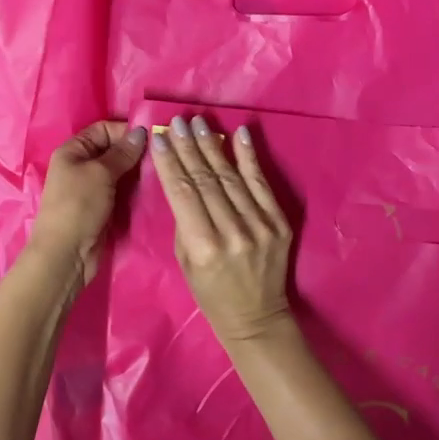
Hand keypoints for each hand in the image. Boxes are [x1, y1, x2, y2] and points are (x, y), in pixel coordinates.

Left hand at [30, 121, 148, 282]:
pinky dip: (135, 188)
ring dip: (138, 171)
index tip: (154, 136)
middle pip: (112, 150)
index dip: (126, 130)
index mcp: (72, 151)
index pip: (102, 129)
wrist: (66, 253)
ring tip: (163, 169)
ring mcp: (91, 188)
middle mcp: (81, 166)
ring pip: (120, 171)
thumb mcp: (100, 173)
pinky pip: (121, 190)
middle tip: (164, 153)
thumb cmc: (78, 206)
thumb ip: (121, 153)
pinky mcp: (102, 207)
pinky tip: (154, 187)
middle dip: (135, 150)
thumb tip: (141, 132)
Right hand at [149, 114, 294, 342]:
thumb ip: (184, 220)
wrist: (256, 317)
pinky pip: (261, 184)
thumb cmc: (210, 293)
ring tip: (199, 123)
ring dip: (213, 146)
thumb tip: (182, 179)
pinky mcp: (278, 223)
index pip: (182, 192)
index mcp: (203, 245)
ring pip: (231, 177)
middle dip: (189, 147)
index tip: (160, 137)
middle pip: (206, 180)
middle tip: (178, 122)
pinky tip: (239, 135)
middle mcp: (232, 232)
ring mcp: (259, 226)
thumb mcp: (184, 260)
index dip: (170, 162)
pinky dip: (249, 158)